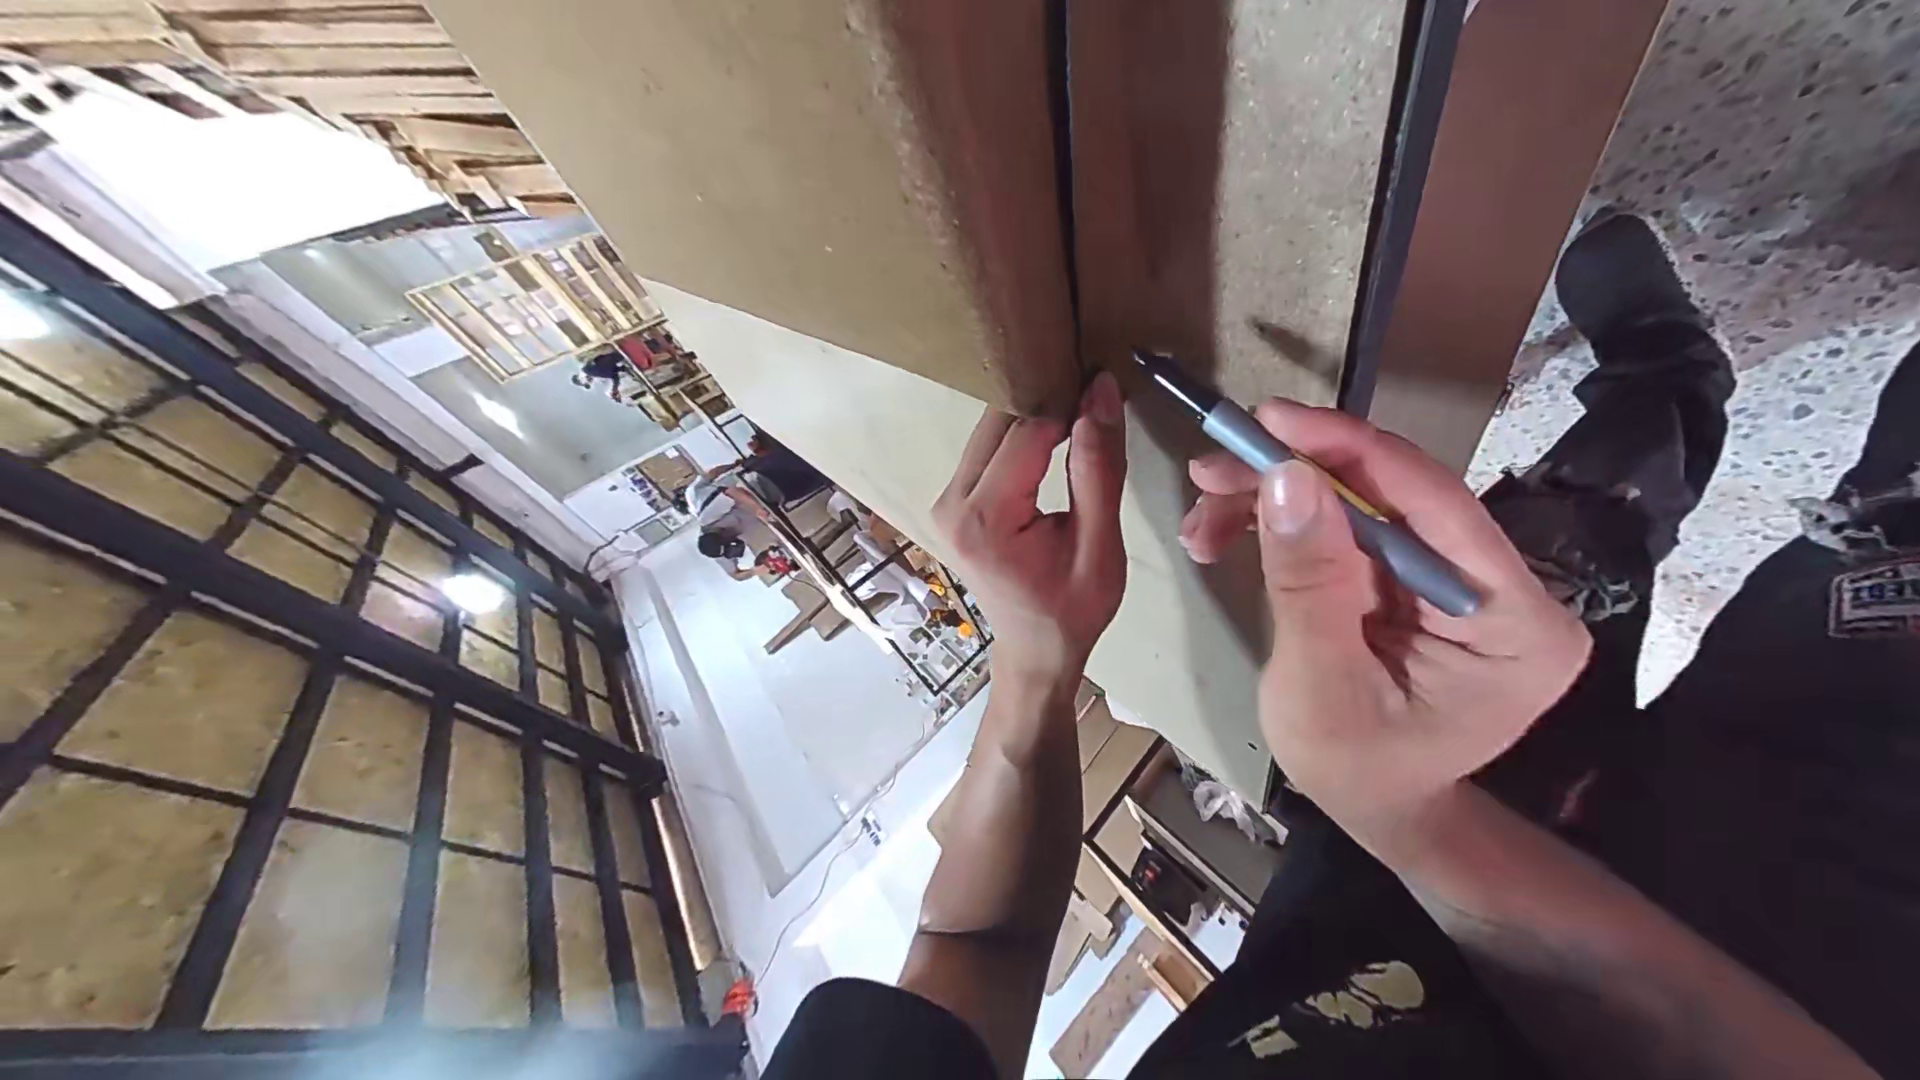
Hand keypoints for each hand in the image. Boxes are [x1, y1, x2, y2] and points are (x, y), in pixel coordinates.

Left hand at [933, 372, 1128, 687]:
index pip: (1026, 431)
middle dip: (1047, 402)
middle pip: (998, 423)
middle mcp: (950, 503)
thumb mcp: (1099, 546)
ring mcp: (944, 502)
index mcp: (983, 518)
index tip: (1103, 386)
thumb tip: (1101, 392)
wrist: (1034, 650)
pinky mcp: (950, 503)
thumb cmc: (1071, 610)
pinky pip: (985, 451)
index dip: (1067, 403)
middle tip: (1093, 394)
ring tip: (1078, 414)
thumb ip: (1098, 470)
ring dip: (1032, 417)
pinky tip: (1051, 438)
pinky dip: (1019, 437)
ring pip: (989, 431)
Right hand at [1179, 400, 1588, 825]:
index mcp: (1511, 619)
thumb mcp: (1319, 682)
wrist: (1372, 802)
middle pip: (1386, 495)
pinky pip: (1337, 530)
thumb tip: (1286, 477)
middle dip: (1288, 477)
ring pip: (1351, 505)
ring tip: (1201, 522)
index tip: (1268, 420)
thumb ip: (1307, 582)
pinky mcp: (1406, 578)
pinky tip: (1222, 536)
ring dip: (1268, 502)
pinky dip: (1275, 526)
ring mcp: (1449, 578)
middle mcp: (1496, 583)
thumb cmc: (1353, 766)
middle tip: (1209, 471)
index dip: (1348, 450)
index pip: (1432, 504)